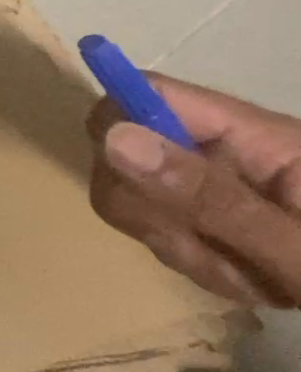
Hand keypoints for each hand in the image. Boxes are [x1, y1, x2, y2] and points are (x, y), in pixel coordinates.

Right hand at [88, 74, 300, 306]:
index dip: (118, 122)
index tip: (127, 176)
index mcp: (258, 137)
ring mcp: (221, 182)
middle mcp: (228, 149)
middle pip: (127, 147)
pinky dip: (193, 259)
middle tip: (209, 254)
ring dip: (178, 244)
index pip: (149, 93)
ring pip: (136, 193)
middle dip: (152, 208)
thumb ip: (212, 198)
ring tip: (249, 279)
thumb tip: (112, 138)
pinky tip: (244, 279)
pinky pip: (160, 223)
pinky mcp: (216, 213)